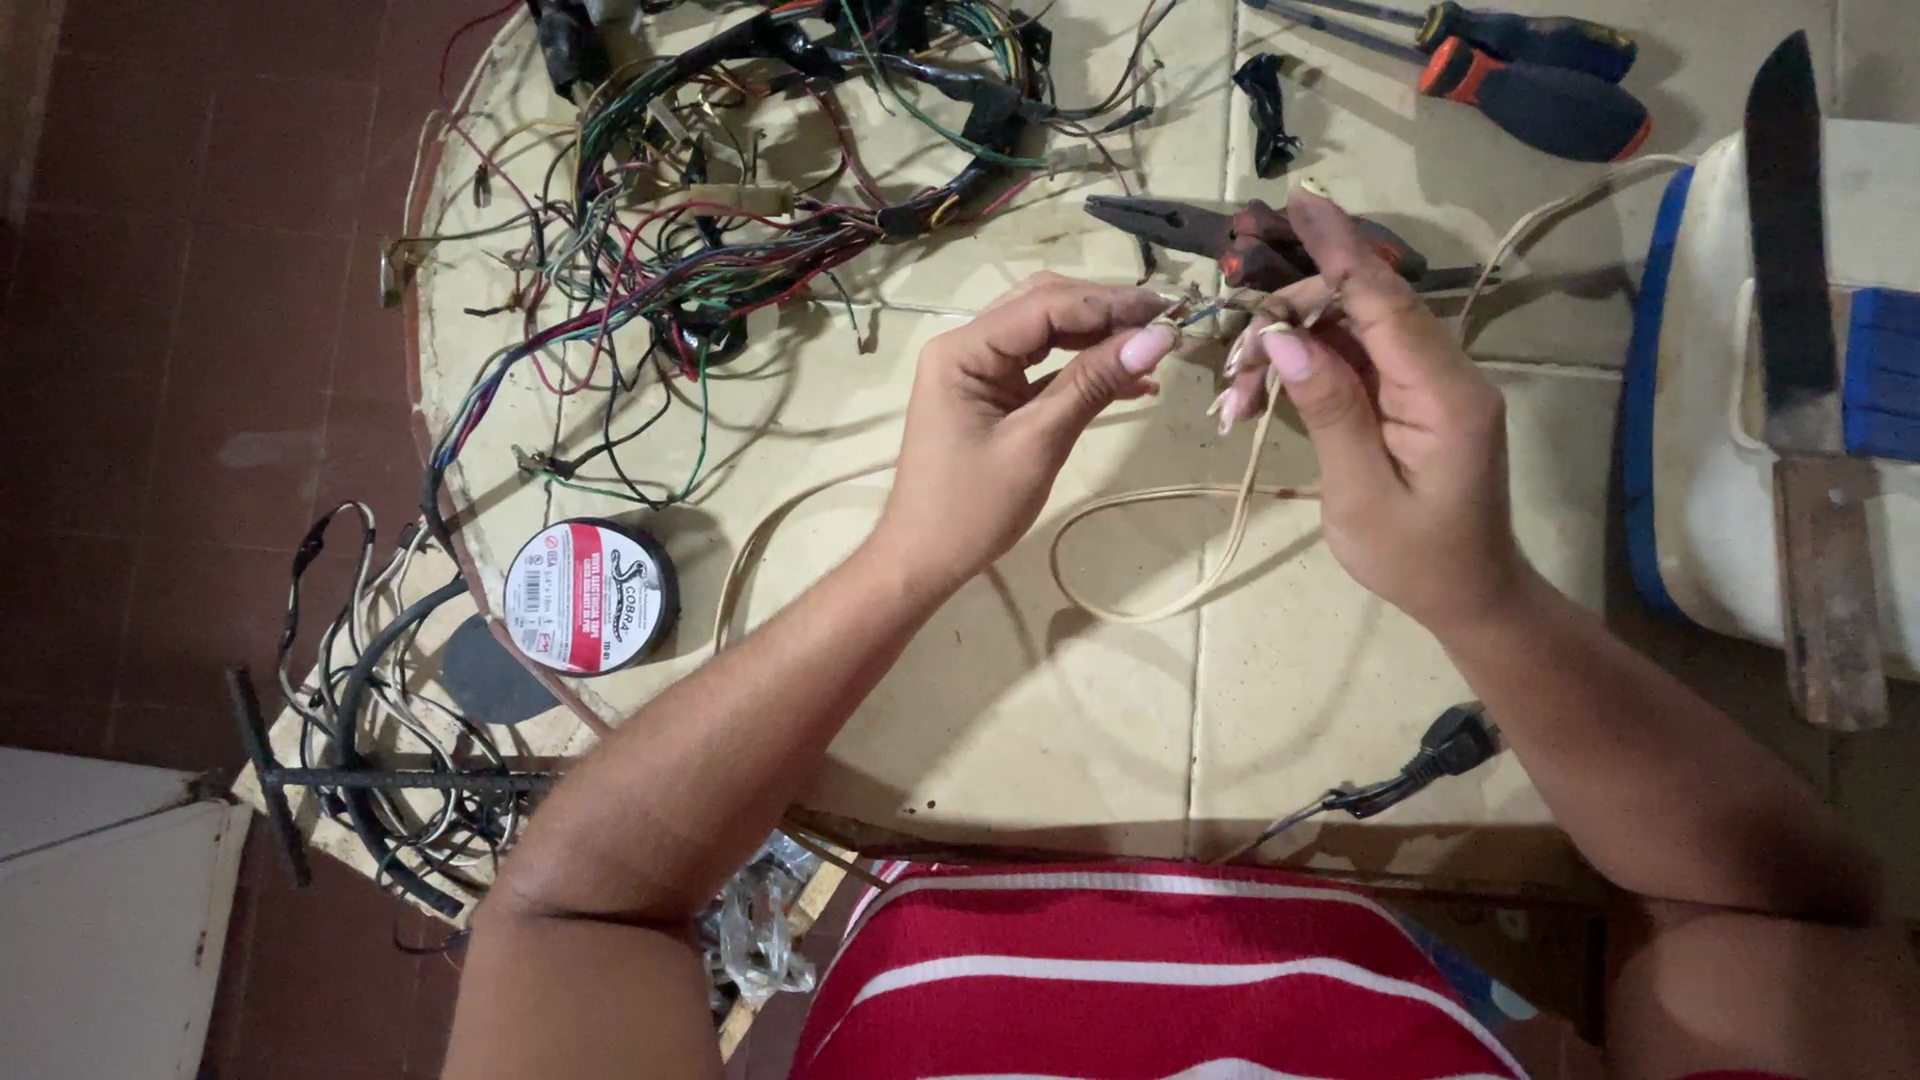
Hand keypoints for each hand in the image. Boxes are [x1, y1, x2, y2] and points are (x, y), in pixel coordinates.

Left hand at [868, 273, 1178, 594]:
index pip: (1043, 305)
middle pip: (1043, 307)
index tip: (1166, 311)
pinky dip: (1081, 371)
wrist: (926, 558)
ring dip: (1097, 339)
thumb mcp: (1038, 442)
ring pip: (1045, 334)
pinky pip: (1041, 369)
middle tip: (1163, 324)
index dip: (1108, 303)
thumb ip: (1093, 383)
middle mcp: (965, 347)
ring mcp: (976, 370)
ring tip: (1153, 349)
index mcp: (962, 351)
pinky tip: (1129, 381)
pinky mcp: (989, 395)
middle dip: (1104, 312)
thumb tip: (1158, 338)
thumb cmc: (973, 509)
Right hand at [1220, 189, 1533, 632]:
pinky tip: (1253, 399)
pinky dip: (1296, 374)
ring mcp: (1420, 385)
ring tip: (1233, 398)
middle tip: (1233, 333)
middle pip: (1357, 308)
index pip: (1385, 301)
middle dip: (1287, 308)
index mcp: (1444, 393)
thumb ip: (1330, 408)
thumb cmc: (1416, 558)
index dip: (1339, 250)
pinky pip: (1343, 366)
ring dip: (1281, 351)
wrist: (1466, 594)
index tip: (1300, 203)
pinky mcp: (1401, 400)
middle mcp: (1439, 373)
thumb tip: (1283, 338)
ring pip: (1342, 335)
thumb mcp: (1361, 492)